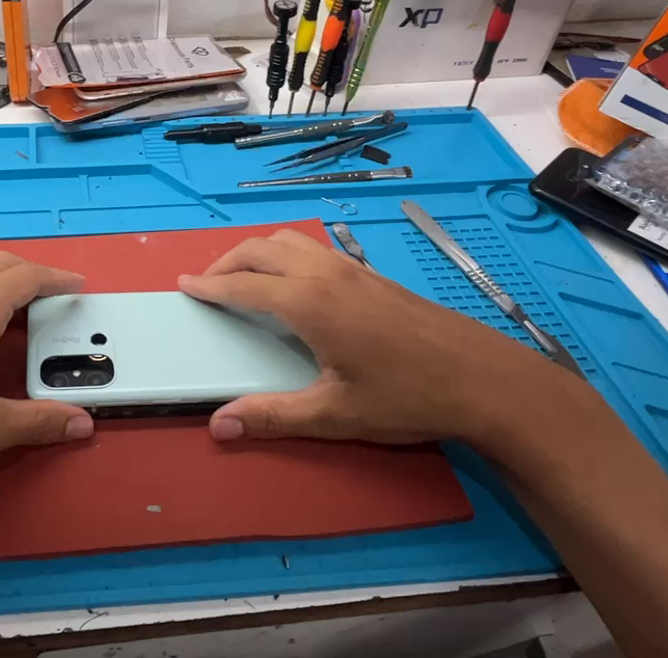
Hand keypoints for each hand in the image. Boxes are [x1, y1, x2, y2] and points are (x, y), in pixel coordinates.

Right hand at [179, 229, 574, 446]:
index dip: (210, 285)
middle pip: (261, 249)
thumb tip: (219, 426)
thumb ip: (273, 416)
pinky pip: (313, 247)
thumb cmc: (407, 397)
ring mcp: (351, 268)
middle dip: (227, 260)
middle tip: (206, 282)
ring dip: (258, 251)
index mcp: (308, 302)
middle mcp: (324, 273)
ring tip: (244, 277)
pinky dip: (285, 253)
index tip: (184, 284)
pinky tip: (294, 281)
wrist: (483, 378)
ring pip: (290, 240)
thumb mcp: (336, 414)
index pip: (244, 284)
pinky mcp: (371, 274)